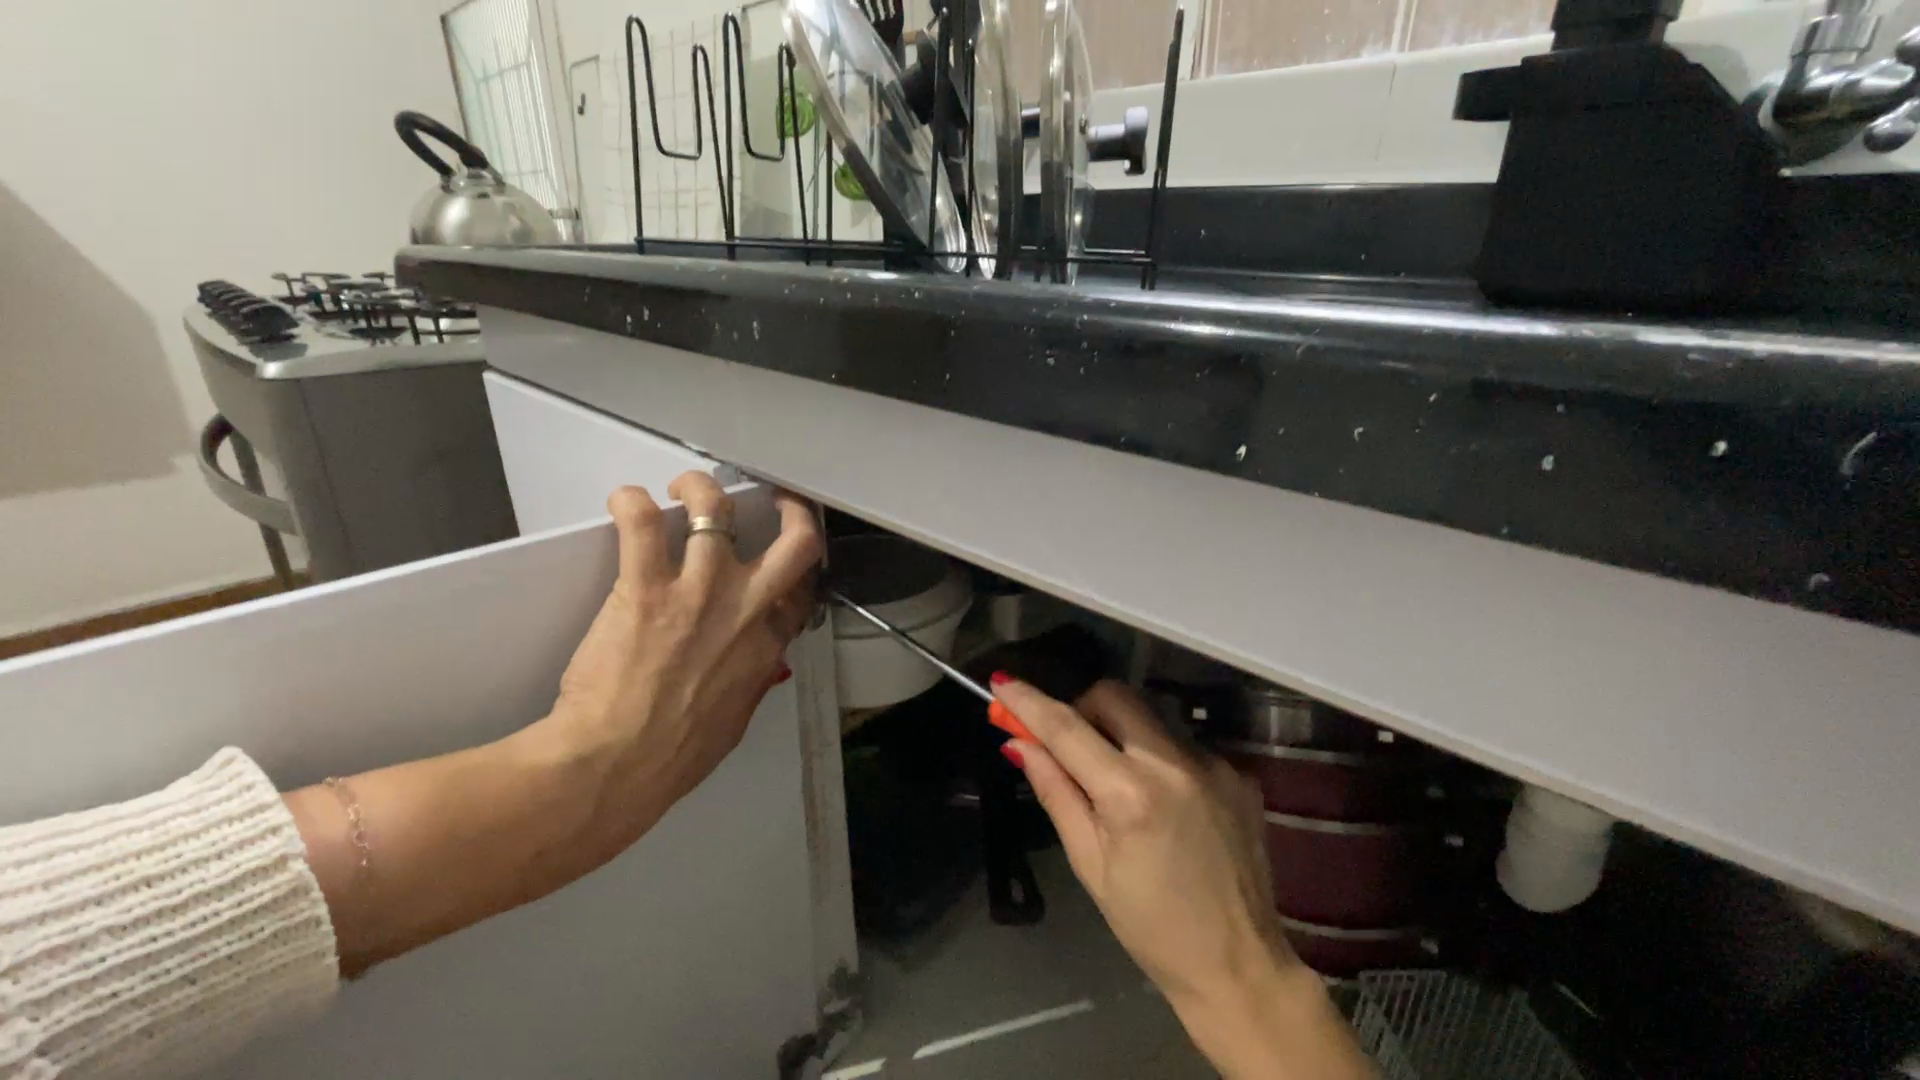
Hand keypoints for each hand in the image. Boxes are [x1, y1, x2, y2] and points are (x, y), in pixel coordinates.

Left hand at [546, 473, 823, 839]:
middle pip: (796, 540)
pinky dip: (632, 501)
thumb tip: (755, 665)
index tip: (785, 552)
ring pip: (716, 509)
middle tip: (772, 497)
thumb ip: (751, 680)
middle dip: (791, 507)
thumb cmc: (674, 755)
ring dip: (701, 488)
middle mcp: (745, 608)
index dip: (800, 563)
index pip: (804, 587)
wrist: (617, 765)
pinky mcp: (644, 587)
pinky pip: (641, 521)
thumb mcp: (735, 720)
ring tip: (684, 488)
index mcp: (768, 643)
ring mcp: (698, 592)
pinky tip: (626, 502)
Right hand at [994, 678, 1373, 1078]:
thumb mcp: (1090, 864)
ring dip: (1123, 735)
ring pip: (1152, 718)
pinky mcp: (1240, 775)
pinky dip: (1161, 761)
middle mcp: (1176, 764)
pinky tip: (1165, 806)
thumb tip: (1019, 744)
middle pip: (1115, 697)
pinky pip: (1184, 746)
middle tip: (1068, 748)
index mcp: (1131, 794)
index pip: (1067, 729)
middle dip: (1082, 709)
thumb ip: (1056, 793)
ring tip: (1120, 788)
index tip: (1002, 683)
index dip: (1029, 702)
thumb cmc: (1150, 926)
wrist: (1239, 965)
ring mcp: (1215, 765)